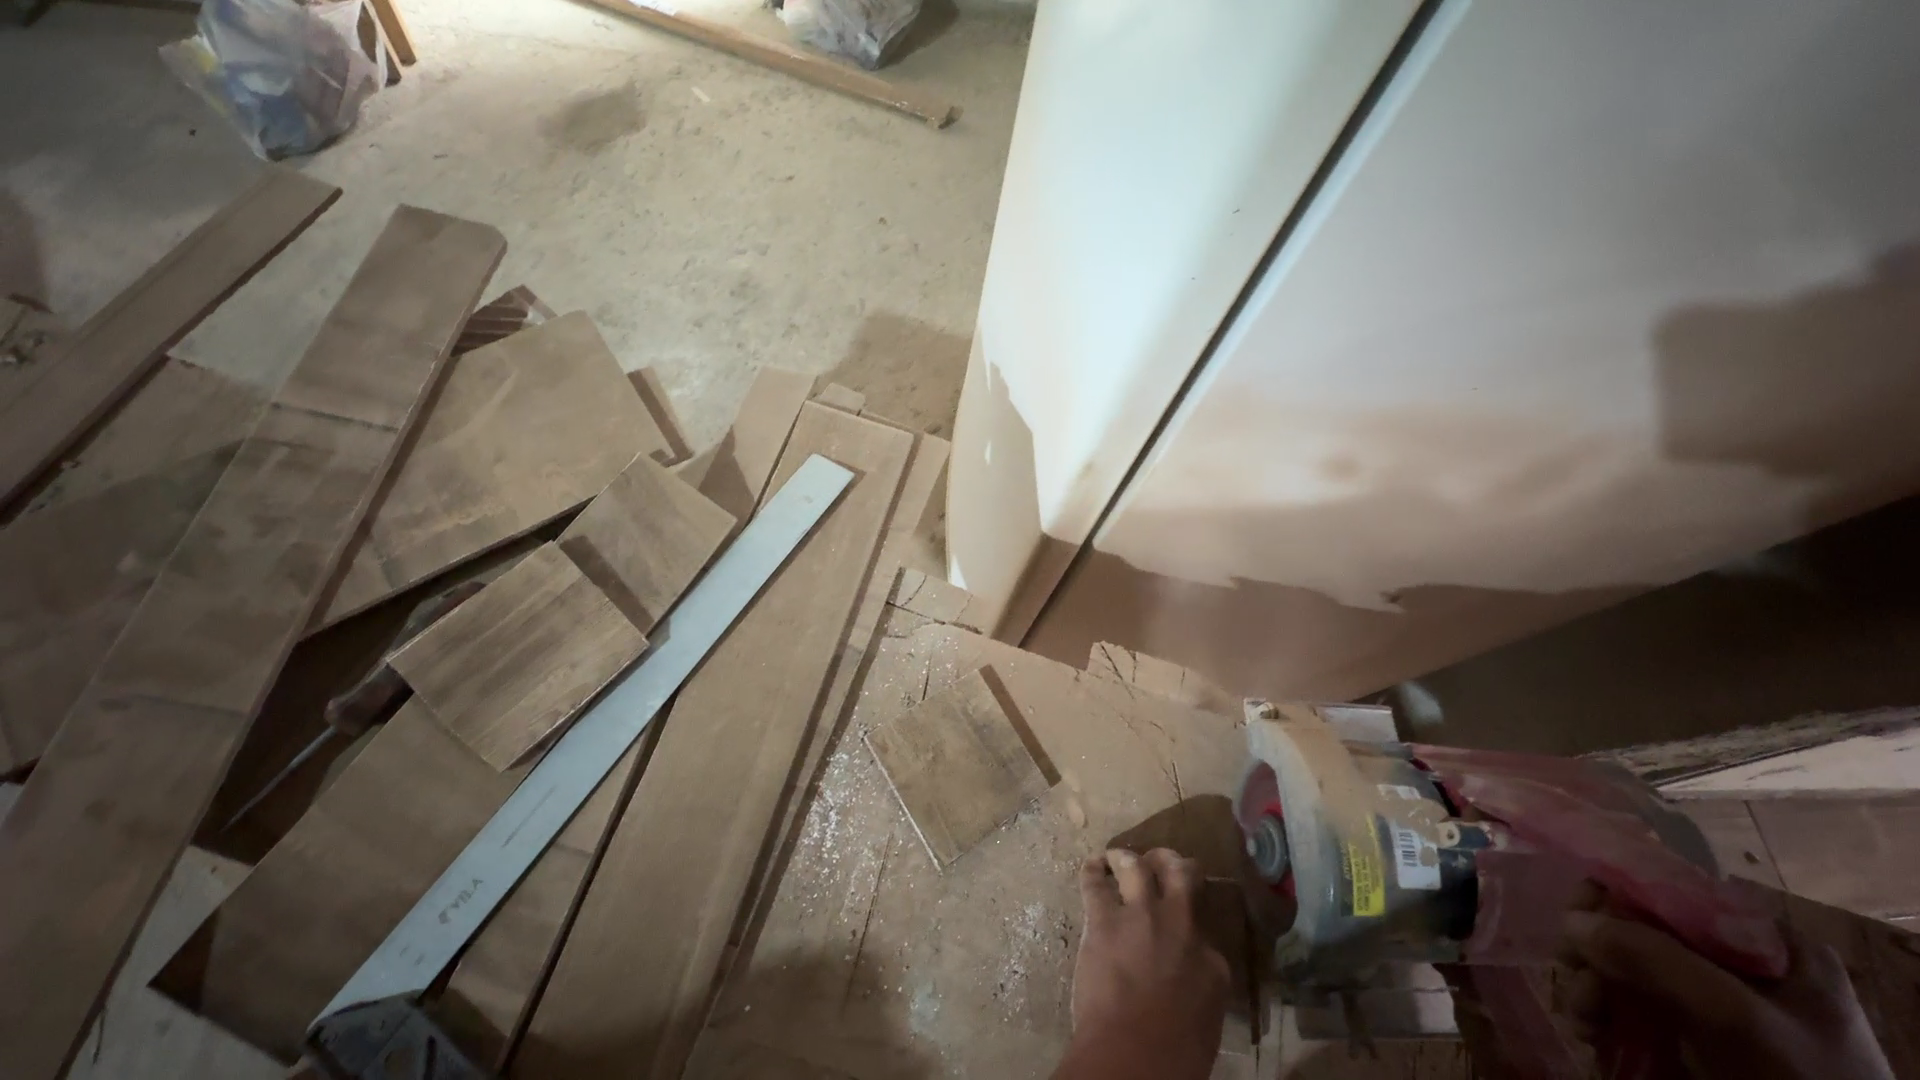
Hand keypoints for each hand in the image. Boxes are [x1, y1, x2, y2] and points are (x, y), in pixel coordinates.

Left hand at [1051, 848, 1228, 1079]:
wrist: (1134, 1052)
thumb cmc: (1175, 1050)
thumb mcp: (1207, 1015)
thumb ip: (1200, 983)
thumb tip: (1189, 971)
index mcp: (1211, 959)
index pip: (1203, 924)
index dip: (1192, 917)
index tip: (1184, 914)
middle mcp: (1180, 925)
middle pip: (1178, 874)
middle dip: (1171, 862)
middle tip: (1163, 860)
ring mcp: (1141, 915)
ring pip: (1136, 866)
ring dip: (1128, 858)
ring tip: (1119, 857)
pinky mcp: (1104, 919)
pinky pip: (1095, 883)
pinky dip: (1092, 870)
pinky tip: (1091, 865)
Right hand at [1560, 906, 1893, 1079]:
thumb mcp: (1738, 1020)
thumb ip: (1659, 960)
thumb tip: (1571, 920)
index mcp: (1774, 945)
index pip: (1679, 892)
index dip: (1619, 896)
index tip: (1576, 917)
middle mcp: (1743, 967)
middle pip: (1645, 933)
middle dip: (1600, 952)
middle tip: (1570, 969)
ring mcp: (1719, 1008)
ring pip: (1632, 974)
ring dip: (1594, 989)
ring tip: (1584, 1019)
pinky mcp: (1698, 1043)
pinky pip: (1637, 1012)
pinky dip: (1606, 1018)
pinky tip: (1593, 1035)